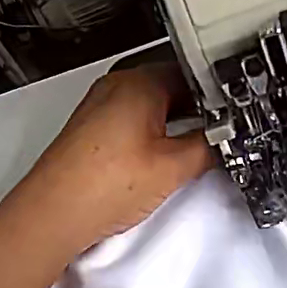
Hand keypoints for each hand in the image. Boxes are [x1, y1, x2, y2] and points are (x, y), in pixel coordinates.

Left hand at [0, 65, 211, 287]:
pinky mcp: (94, 129)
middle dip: (198, 110)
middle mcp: (116, 87)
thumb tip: (223, 141)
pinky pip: (134, 120)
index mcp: (138, 83)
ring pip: (153, 105)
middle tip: (219, 134)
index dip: (218, 93)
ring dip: (175, 123)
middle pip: (172, 87)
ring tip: (191, 151)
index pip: (193, 72)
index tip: (234, 112)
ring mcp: (102, 107)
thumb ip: (208, 147)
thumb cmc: (98, 187)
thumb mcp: (173, 168)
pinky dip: (154, 134)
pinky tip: (161, 159)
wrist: (53, 215)